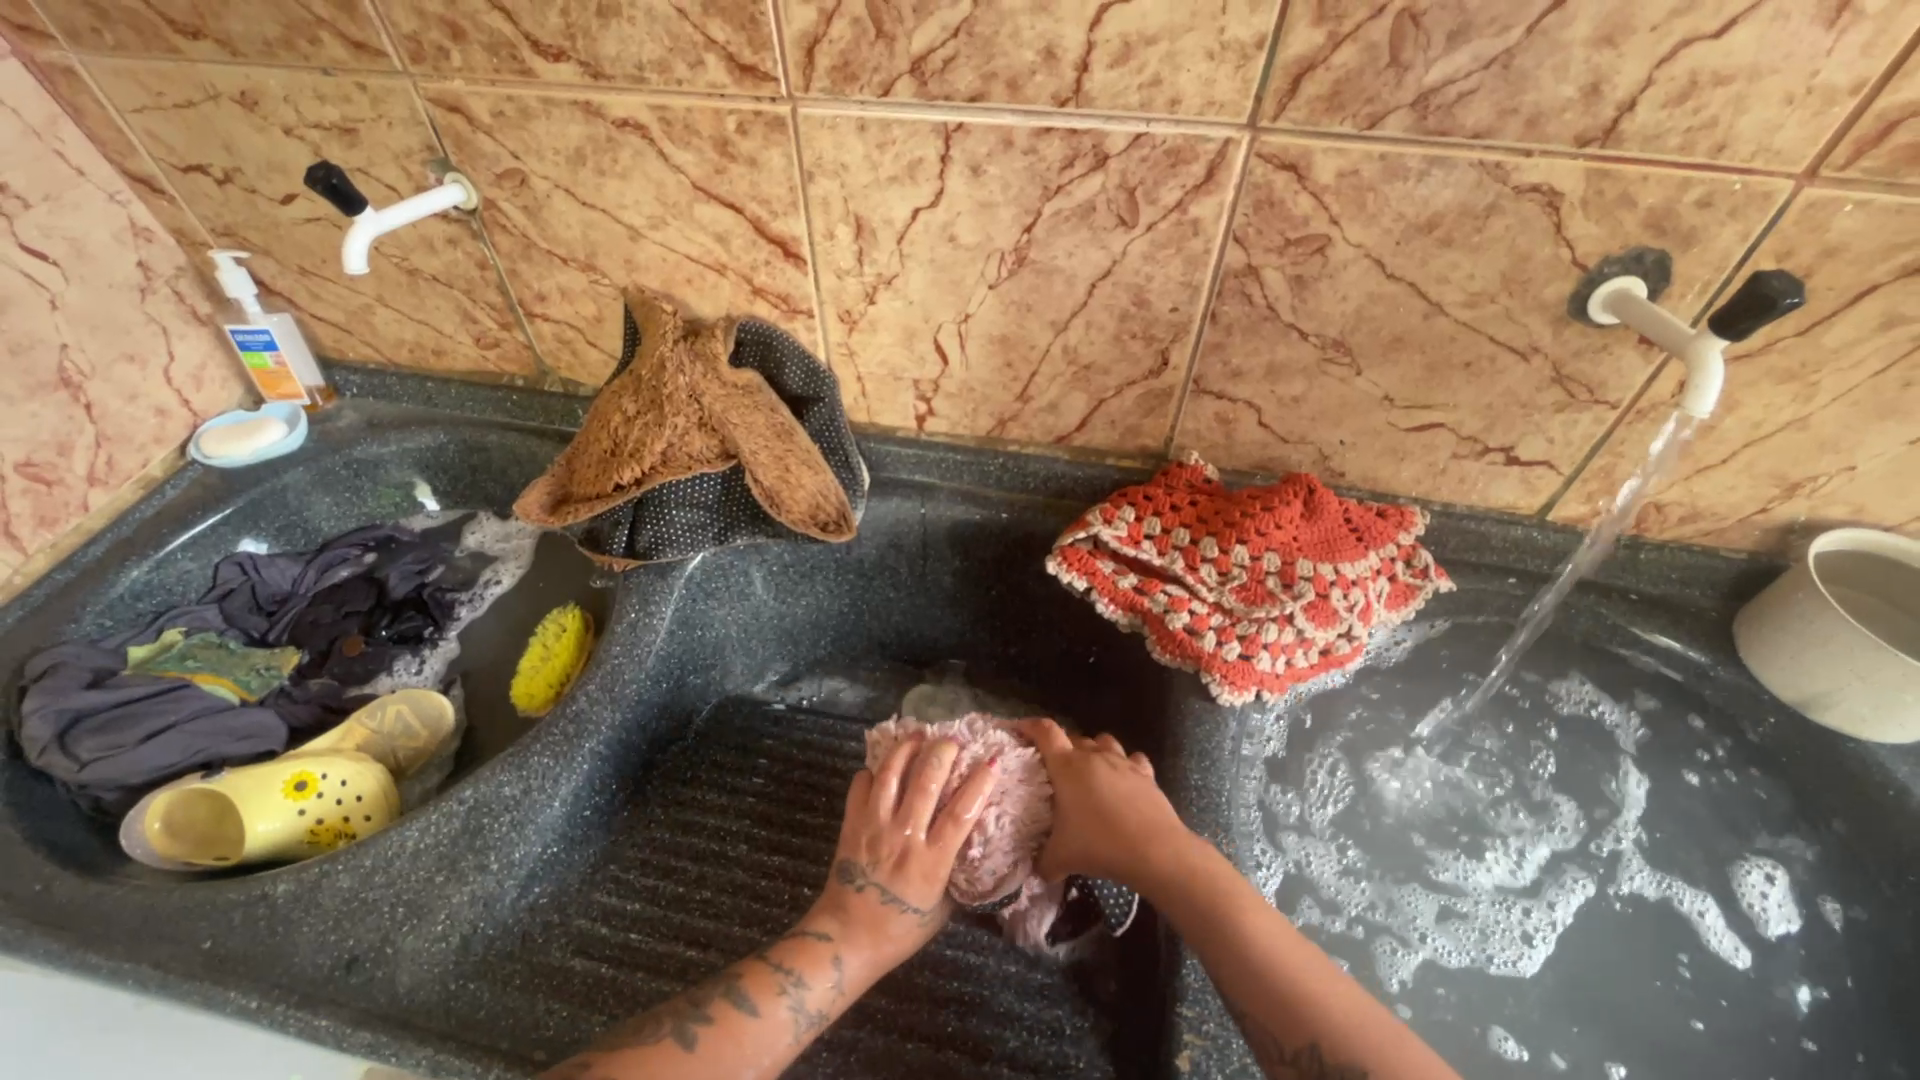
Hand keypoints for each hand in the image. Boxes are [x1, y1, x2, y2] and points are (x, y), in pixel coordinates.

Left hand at [806, 737, 997, 976]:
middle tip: (952, 741)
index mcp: (932, 860)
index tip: (993, 761)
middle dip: (943, 752)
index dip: (980, 783)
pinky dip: (872, 772)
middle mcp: (904, 836)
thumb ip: (955, 873)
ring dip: (907, 749)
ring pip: (892, 773)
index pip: (961, 812)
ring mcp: (874, 827)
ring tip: (918, 736)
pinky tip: (881, 769)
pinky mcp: (851, 824)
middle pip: (927, 780)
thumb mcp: (942, 908)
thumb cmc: (901, 929)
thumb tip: (969, 846)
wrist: (847, 940)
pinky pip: (861, 785)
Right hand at [1019, 719, 1195, 894]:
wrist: (1154, 851)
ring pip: (1104, 741)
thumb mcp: (1061, 858)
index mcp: (1067, 766)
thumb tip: (1036, 871)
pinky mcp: (1146, 774)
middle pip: (1073, 737)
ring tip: (1089, 771)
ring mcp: (1123, 762)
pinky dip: (1126, 765)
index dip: (1029, 726)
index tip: (1019, 728)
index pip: (1045, 732)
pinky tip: (1124, 781)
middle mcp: (1094, 756)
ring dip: (1094, 750)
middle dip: (1061, 747)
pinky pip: (1133, 759)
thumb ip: (1043, 862)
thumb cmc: (1100, 844)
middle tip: (1054, 768)